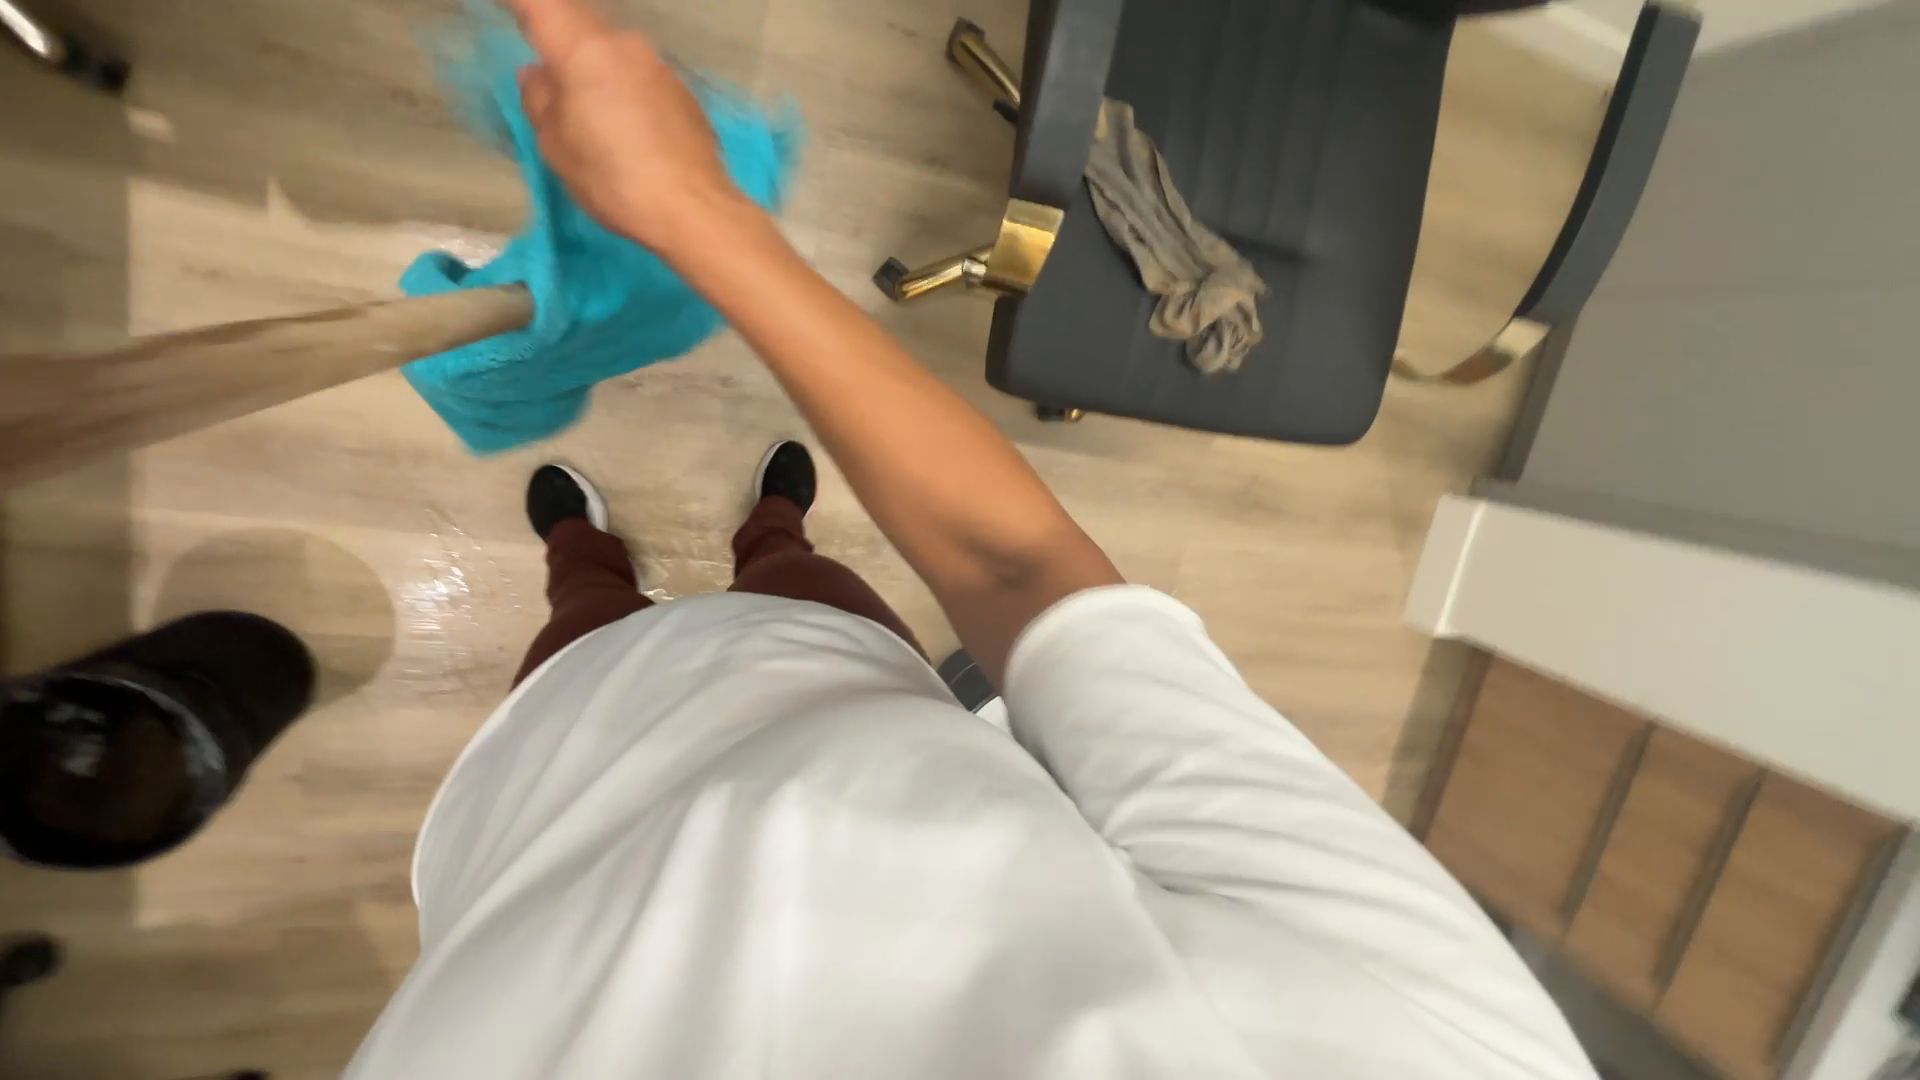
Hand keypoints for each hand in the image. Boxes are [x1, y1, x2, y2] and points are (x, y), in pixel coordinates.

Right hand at [505, 0, 750, 253]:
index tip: (513, 16)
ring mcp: (663, 71)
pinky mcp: (690, 99)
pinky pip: (647, 84)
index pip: (539, 4)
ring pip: (618, 58)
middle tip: (556, 83)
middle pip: (582, 29)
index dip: (522, 7)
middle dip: (564, 47)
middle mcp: (626, 47)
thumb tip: (538, 76)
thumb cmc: (616, 181)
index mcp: (583, 49)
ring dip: (603, 75)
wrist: (696, 213)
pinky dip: (633, 97)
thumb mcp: (557, 148)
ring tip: (600, 119)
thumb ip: (540, 100)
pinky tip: (637, 135)